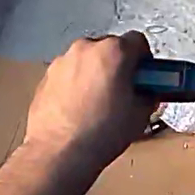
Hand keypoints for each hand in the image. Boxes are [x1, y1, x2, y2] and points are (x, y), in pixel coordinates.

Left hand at [20, 33, 156, 173]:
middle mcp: (86, 49)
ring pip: (87, 61)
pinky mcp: (47, 77)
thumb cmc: (98, 133)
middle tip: (124, 92)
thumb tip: (147, 94)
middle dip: (119, 67)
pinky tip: (81, 110)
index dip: (145, 60)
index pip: (137, 41)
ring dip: (96, 76)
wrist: (60, 152)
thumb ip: (148, 97)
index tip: (145, 75)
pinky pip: (69, 74)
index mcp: (113, 52)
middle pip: (110, 49)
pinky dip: (76, 86)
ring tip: (100, 105)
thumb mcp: (139, 116)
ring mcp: (63, 61)